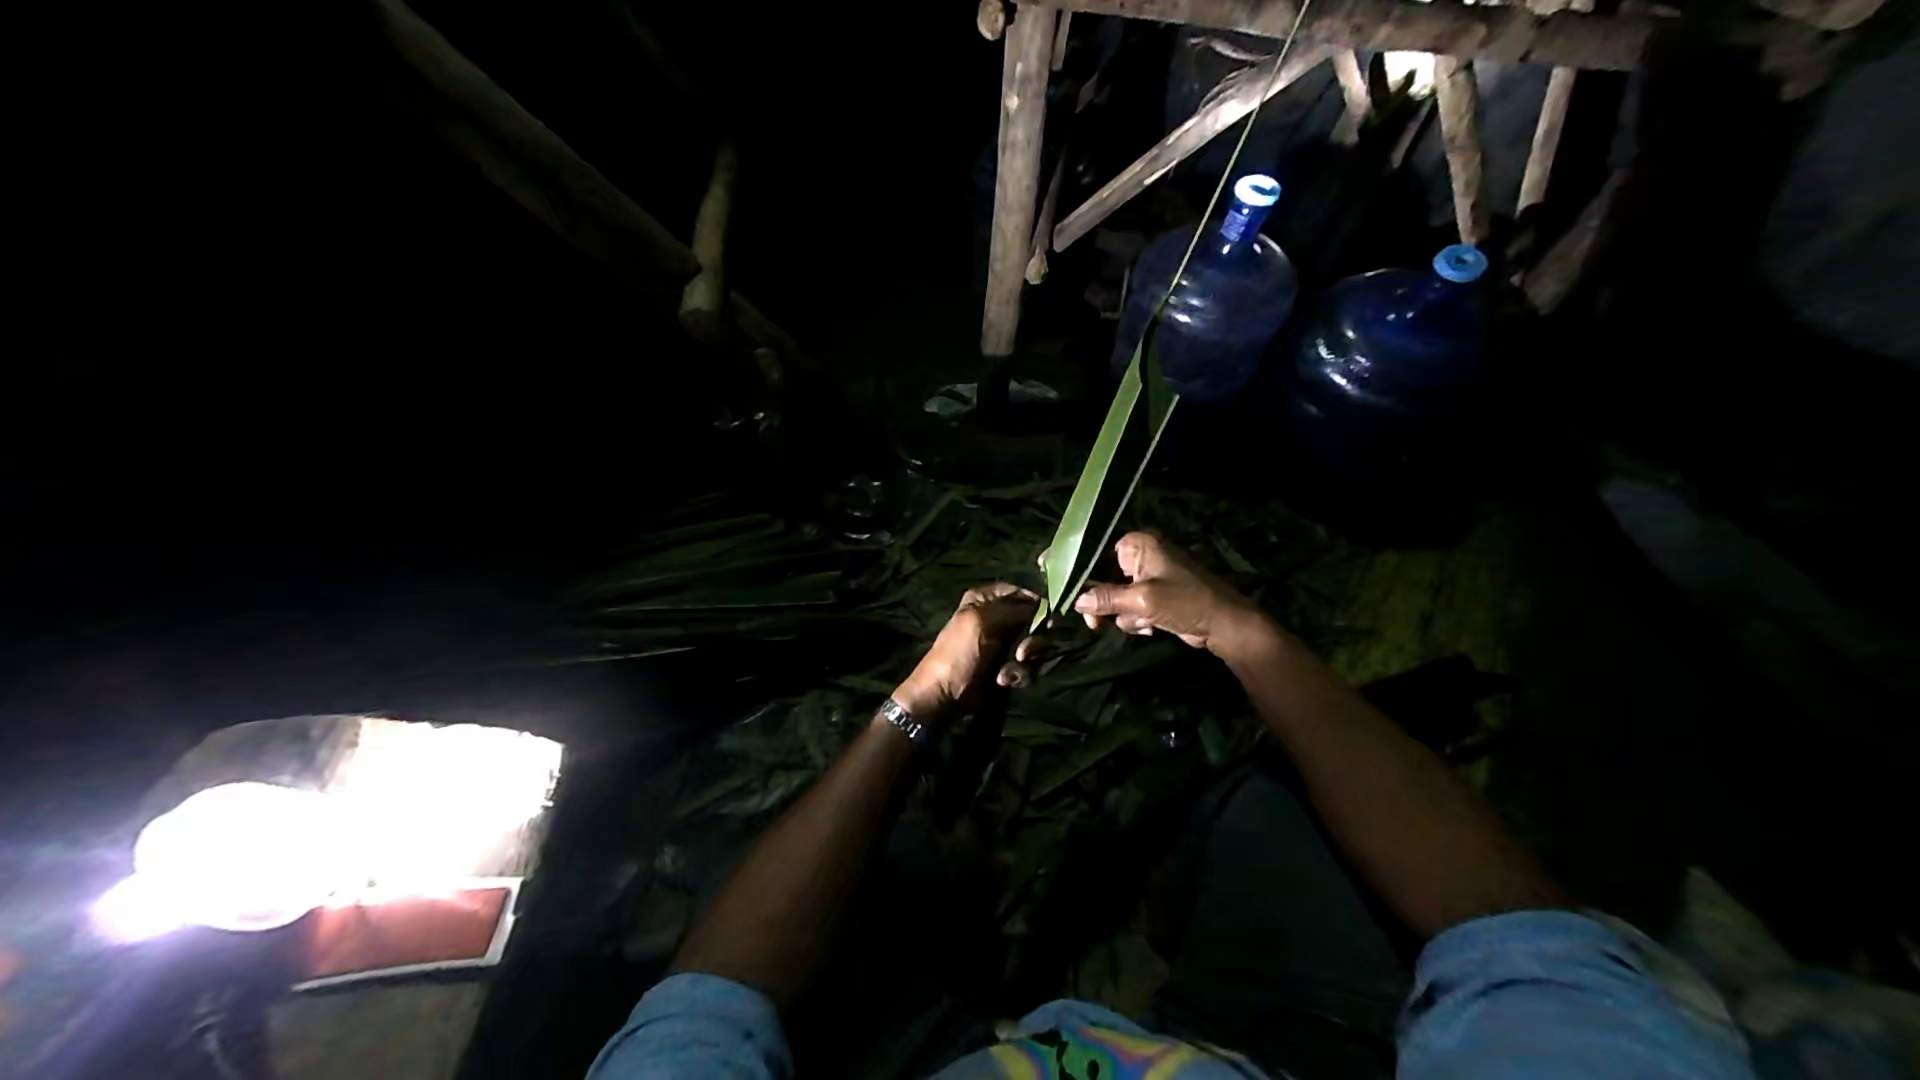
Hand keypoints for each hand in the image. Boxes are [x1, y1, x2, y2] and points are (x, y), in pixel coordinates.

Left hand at [892, 583, 1043, 720]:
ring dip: (1026, 662)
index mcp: (988, 599)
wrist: (946, 695)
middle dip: (1034, 639)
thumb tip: (1044, 605)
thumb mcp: (982, 621)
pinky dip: (1020, 675)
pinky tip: (1003, 680)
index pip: (1025, 593)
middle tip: (1021, 653)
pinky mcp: (1011, 666)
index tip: (1046, 622)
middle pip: (1038, 621)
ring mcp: (1007, 643)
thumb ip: (1015, 608)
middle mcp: (1001, 617)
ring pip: (1038, 646)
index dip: (1038, 607)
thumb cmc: (958, 652)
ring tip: (1006, 672)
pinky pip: (1031, 666)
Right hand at [1073, 531, 1273, 657]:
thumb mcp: (1142, 600)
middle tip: (1094, 624)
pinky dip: (1134, 619)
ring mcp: (1146, 577)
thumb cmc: (1187, 602)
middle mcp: (1140, 555)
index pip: (1094, 551)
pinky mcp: (1153, 596)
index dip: (1074, 567)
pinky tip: (1150, 627)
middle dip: (1103, 602)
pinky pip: (1127, 608)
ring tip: (1144, 622)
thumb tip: (1077, 602)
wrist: (1225, 626)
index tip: (1049, 576)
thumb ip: (1107, 598)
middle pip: (1101, 577)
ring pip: (1113, 597)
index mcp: (1138, 544)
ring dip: (1123, 615)